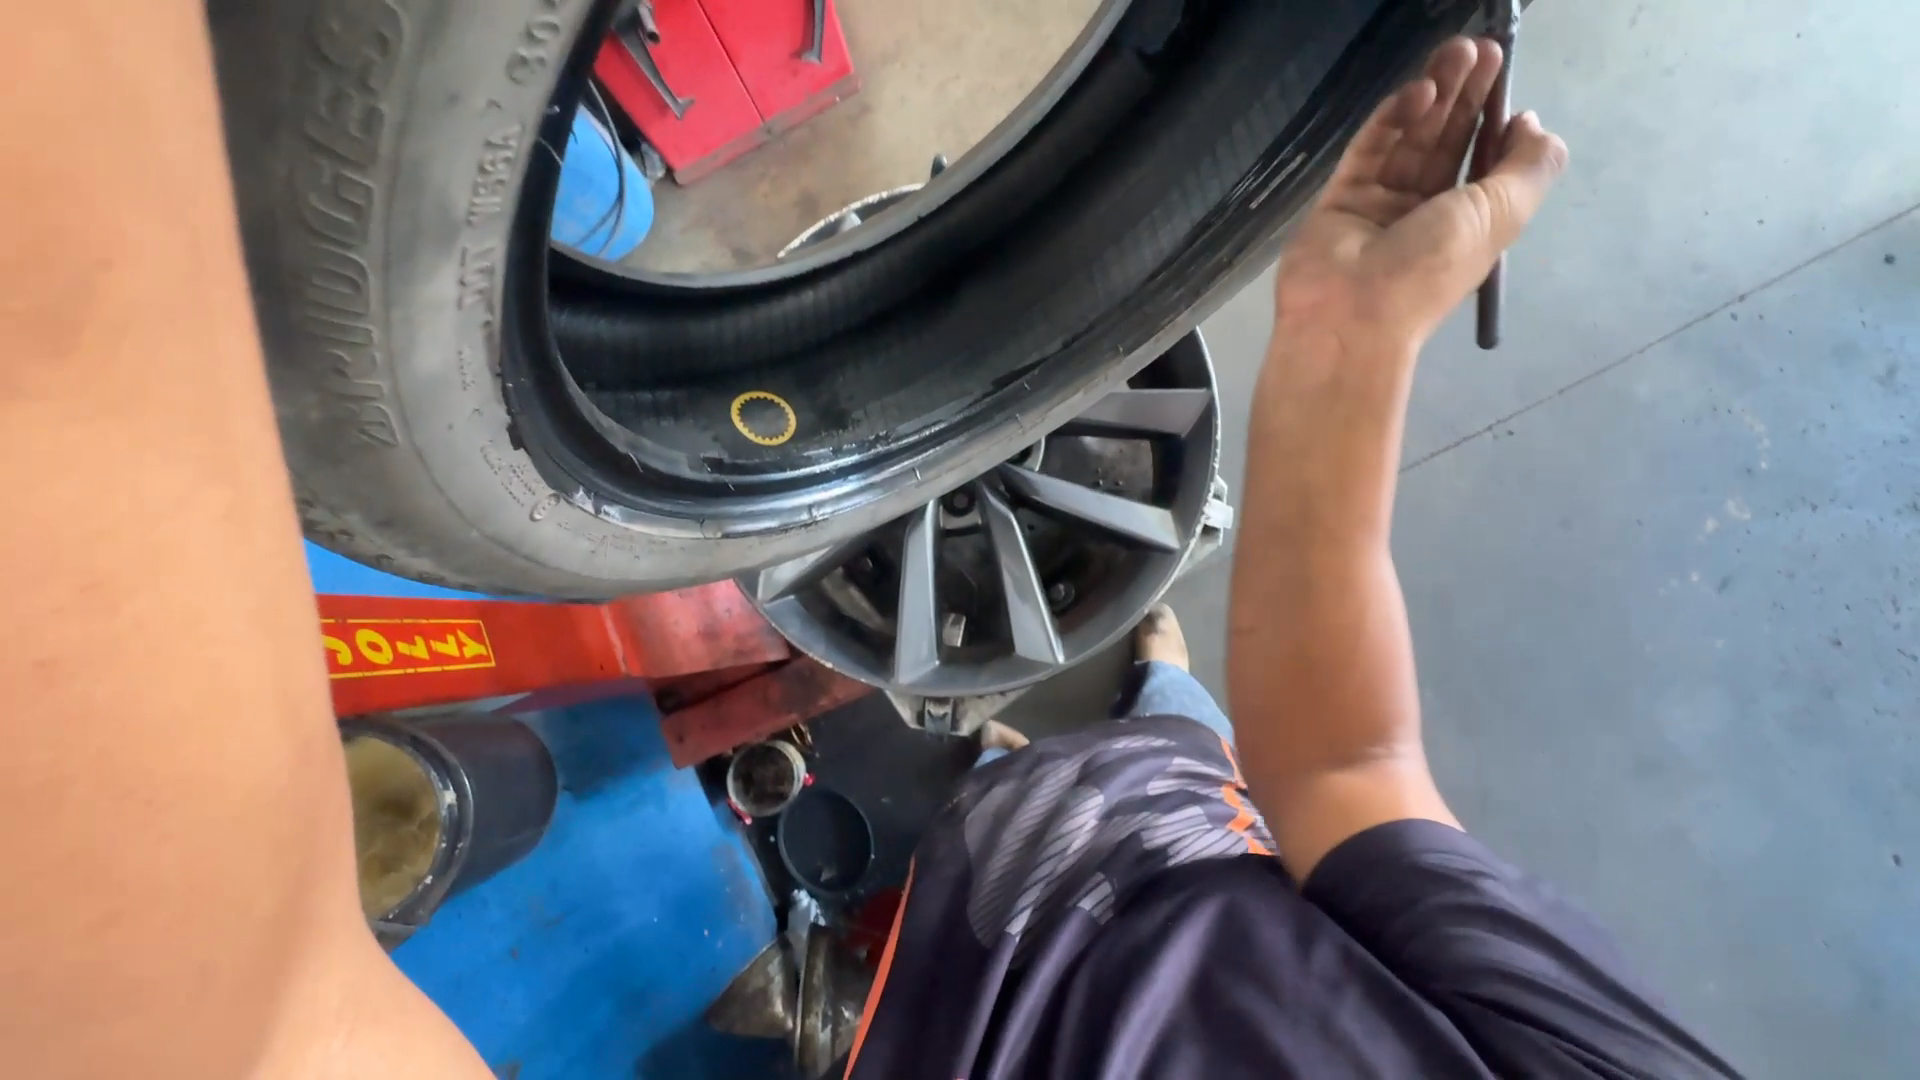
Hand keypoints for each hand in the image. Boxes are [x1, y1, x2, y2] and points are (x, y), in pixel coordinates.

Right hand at [1274, 37, 1567, 355]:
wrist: (1350, 311)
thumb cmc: (1430, 267)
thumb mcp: (1503, 213)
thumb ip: (1530, 163)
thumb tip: (1531, 124)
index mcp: (1464, 227)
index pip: (1483, 167)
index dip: (1497, 127)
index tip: (1508, 91)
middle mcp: (1421, 215)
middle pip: (1447, 146)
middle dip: (1467, 98)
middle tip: (1483, 50)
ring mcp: (1377, 207)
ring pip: (1408, 142)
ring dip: (1434, 98)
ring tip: (1455, 50)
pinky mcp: (1338, 201)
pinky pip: (1367, 153)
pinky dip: (1390, 121)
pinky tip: (1417, 92)